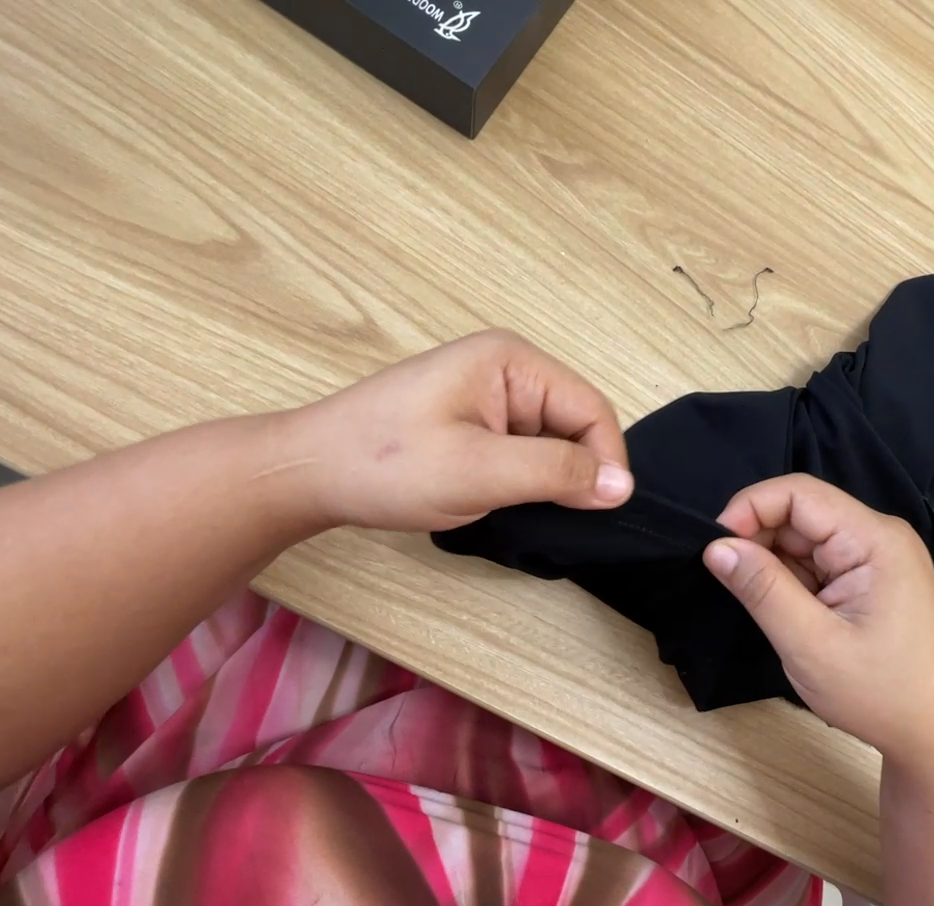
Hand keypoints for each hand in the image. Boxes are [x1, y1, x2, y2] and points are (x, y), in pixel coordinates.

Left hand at [279, 330, 633, 531]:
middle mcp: (507, 371)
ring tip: (521, 508)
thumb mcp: (481, 471)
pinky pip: (526, 452)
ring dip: (549, 479)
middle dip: (574, 471)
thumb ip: (557, 472)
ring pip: (553, 443)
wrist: (310, 474)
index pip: (591, 409)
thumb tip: (623, 487)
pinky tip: (504, 501)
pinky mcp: (476, 423)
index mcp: (512, 362)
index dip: (605, 461)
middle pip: (575, 424)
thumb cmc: (386, 464)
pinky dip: (526, 481)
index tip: (601, 511)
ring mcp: (490, 397)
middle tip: (554, 516)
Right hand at [703, 475, 933, 757]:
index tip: (715, 547)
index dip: (751, 508)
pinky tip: (781, 609)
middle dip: (758, 537)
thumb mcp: (810, 644)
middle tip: (728, 580)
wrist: (929, 732)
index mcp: (874, 540)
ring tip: (757, 602)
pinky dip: (788, 579)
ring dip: (771, 562)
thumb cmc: (878, 692)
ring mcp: (873, 557)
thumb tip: (715, 547)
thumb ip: (762, 589)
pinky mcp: (865, 578)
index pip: (800, 494)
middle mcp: (877, 536)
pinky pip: (814, 561)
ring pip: (803, 537)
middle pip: (801, 512)